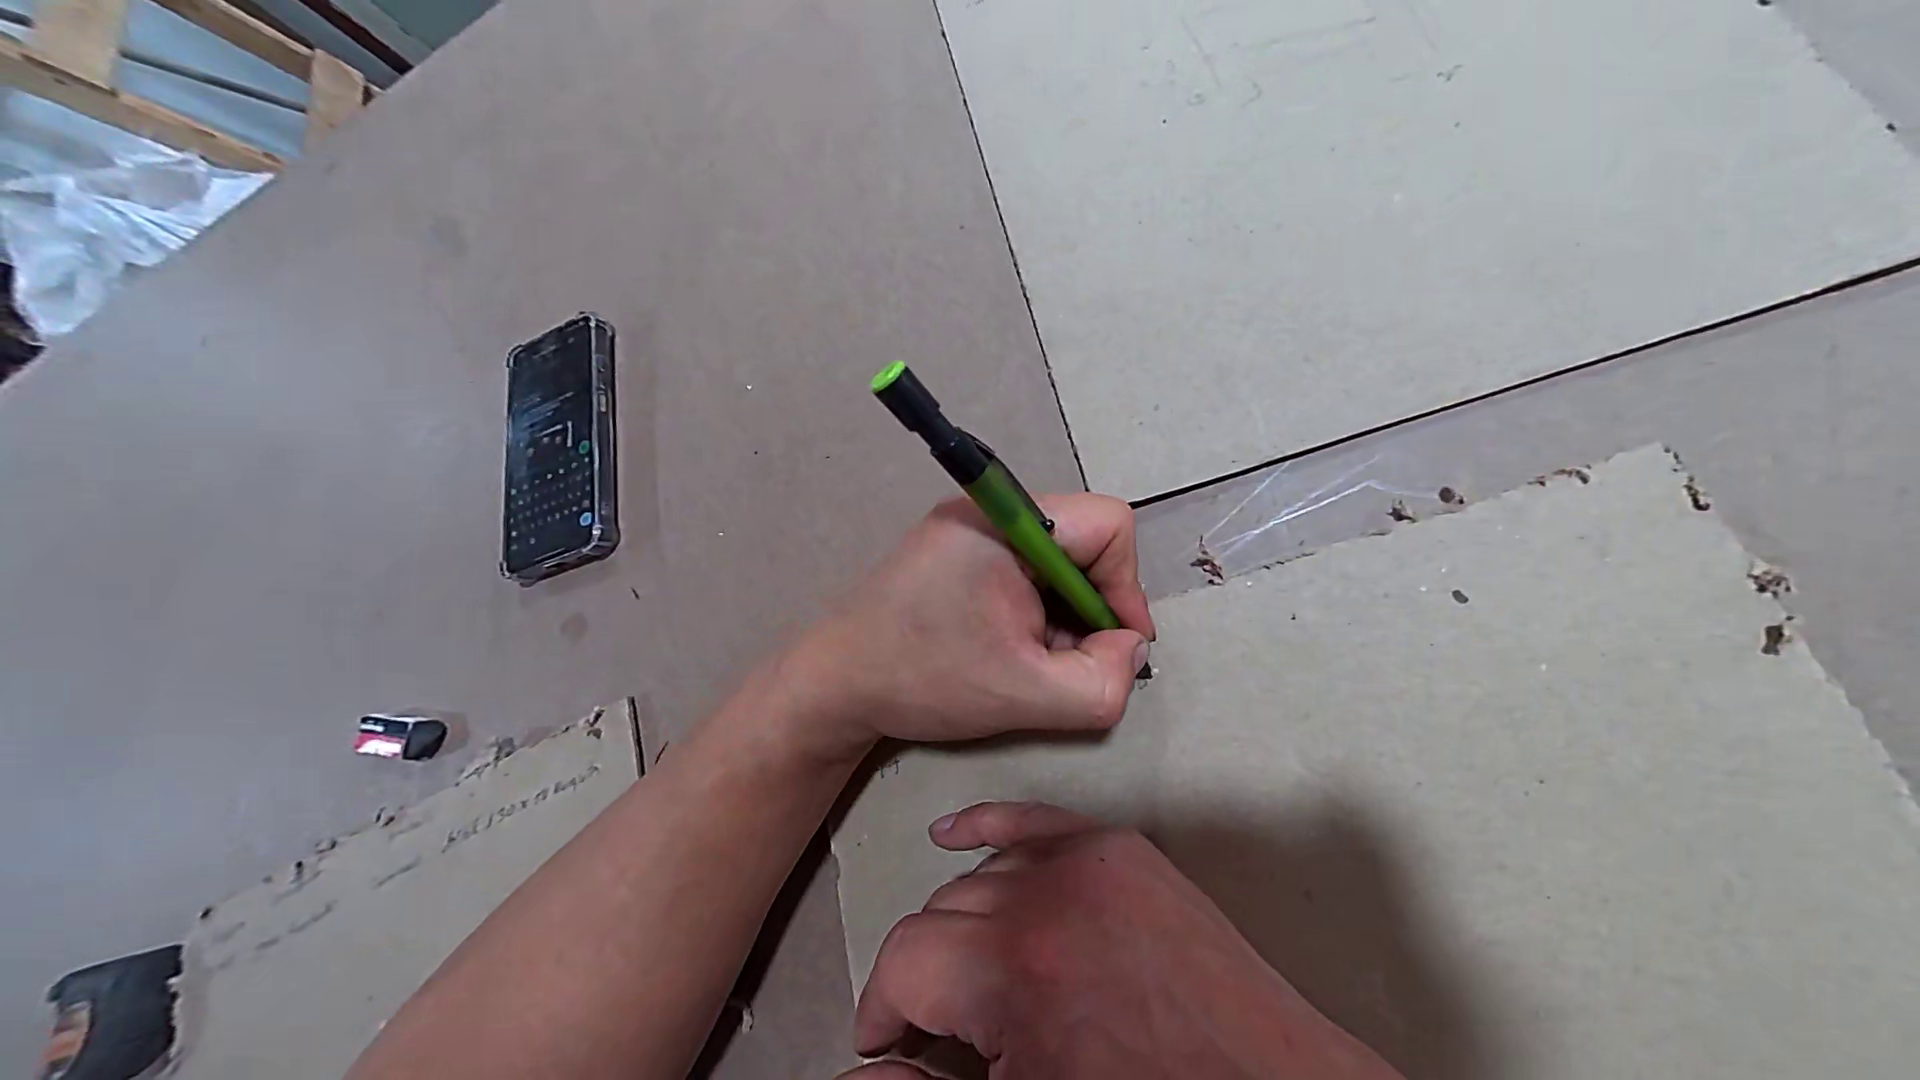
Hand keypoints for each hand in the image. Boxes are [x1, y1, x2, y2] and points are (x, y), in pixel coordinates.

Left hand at [787, 494, 1155, 758]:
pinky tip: (1008, 650)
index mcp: (1004, 521)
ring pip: (1055, 562)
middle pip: (1084, 542)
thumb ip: (1103, 680)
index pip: (1108, 525)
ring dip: (1062, 615)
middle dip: (1091, 608)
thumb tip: (1130, 647)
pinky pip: (1025, 571)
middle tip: (1068, 661)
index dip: (1124, 586)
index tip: (1113, 643)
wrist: (835, 683)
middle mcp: (988, 510)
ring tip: (1030, 662)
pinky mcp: (957, 551)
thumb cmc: (922, 679)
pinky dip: (1035, 612)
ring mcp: (969, 528)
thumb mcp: (1026, 695)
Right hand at [843, 802, 1404, 1079]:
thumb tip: (870, 1071)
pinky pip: (1036, 819)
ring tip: (964, 972)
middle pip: (939, 912)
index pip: (903, 958)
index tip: (885, 1039)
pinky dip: (991, 825)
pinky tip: (956, 833)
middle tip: (933, 1025)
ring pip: (981, 872)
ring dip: (962, 922)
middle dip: (925, 974)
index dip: (882, 1008)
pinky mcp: (1121, 852)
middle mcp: (1046, 897)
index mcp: (1015, 970)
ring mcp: (1088, 863)